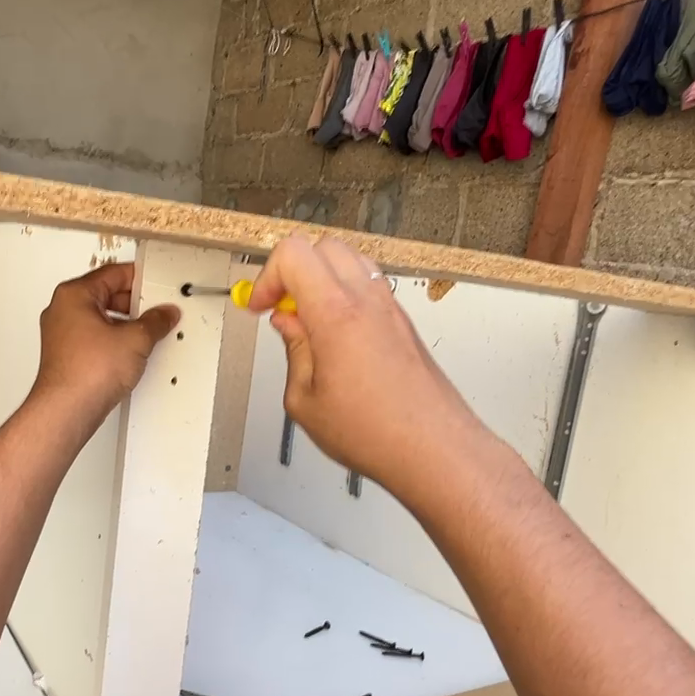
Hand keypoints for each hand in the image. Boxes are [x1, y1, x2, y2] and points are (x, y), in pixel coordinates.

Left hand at [31, 262, 180, 422]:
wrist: (68, 409)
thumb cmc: (86, 372)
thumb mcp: (135, 339)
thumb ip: (155, 321)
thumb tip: (164, 315)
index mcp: (74, 295)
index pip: (112, 273)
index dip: (139, 277)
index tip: (156, 283)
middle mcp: (63, 311)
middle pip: (105, 295)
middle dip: (134, 303)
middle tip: (156, 309)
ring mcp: (63, 334)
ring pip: (101, 318)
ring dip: (125, 323)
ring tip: (148, 332)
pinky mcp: (67, 356)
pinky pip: (96, 338)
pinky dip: (114, 340)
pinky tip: (131, 352)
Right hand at [246, 235, 491, 492]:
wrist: (434, 449)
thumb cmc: (379, 433)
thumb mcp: (305, 401)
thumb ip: (293, 352)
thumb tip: (287, 325)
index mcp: (336, 314)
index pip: (293, 255)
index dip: (266, 277)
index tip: (260, 305)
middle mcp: (368, 300)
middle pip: (321, 246)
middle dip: (291, 270)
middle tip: (279, 306)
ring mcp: (390, 308)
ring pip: (349, 260)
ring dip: (320, 279)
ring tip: (306, 320)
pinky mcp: (403, 322)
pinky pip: (368, 286)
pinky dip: (344, 295)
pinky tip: (333, 334)